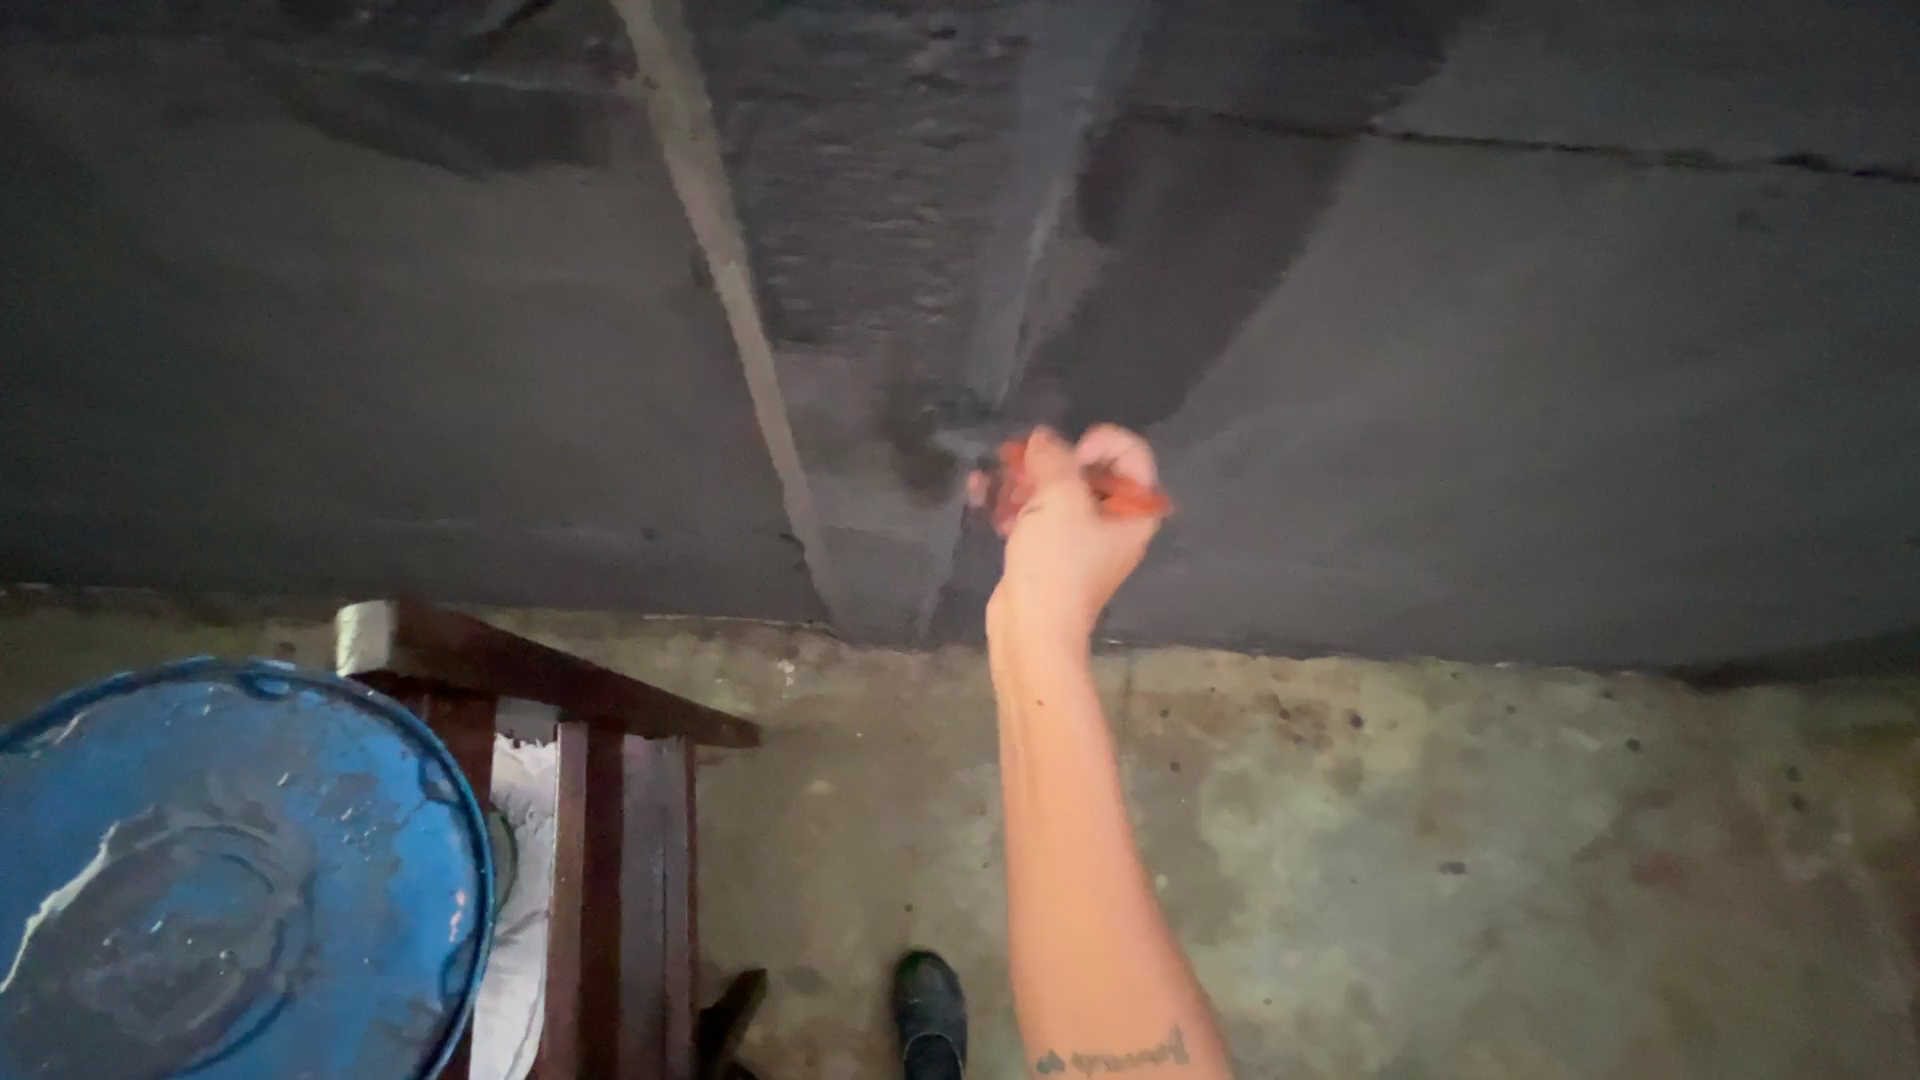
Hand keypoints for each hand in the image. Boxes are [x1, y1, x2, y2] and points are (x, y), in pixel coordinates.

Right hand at [974, 425, 1162, 641]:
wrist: (1032, 629)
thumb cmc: (1057, 562)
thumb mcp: (1060, 498)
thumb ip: (1054, 456)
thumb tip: (1042, 438)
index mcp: (1135, 511)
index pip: (1130, 453)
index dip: (1099, 442)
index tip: (1067, 456)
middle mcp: (1113, 522)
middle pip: (1087, 470)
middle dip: (1048, 462)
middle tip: (1019, 464)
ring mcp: (1080, 538)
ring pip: (1055, 491)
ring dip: (1022, 481)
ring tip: (995, 484)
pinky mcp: (1049, 551)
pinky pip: (1036, 515)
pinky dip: (1013, 504)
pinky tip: (984, 498)